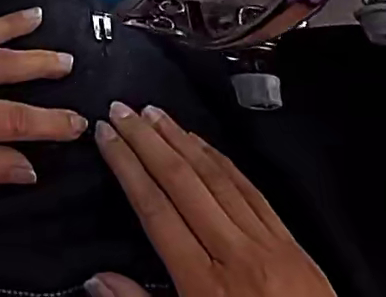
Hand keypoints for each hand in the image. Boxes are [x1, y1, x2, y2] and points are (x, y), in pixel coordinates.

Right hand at [91, 103, 335, 296]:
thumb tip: (96, 277)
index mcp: (203, 288)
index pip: (155, 210)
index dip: (127, 167)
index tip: (106, 134)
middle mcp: (233, 255)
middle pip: (182, 182)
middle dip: (147, 140)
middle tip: (122, 108)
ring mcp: (265, 242)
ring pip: (214, 176)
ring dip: (180, 138)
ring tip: (154, 112)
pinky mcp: (289, 240)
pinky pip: (248, 188)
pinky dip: (220, 159)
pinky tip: (201, 141)